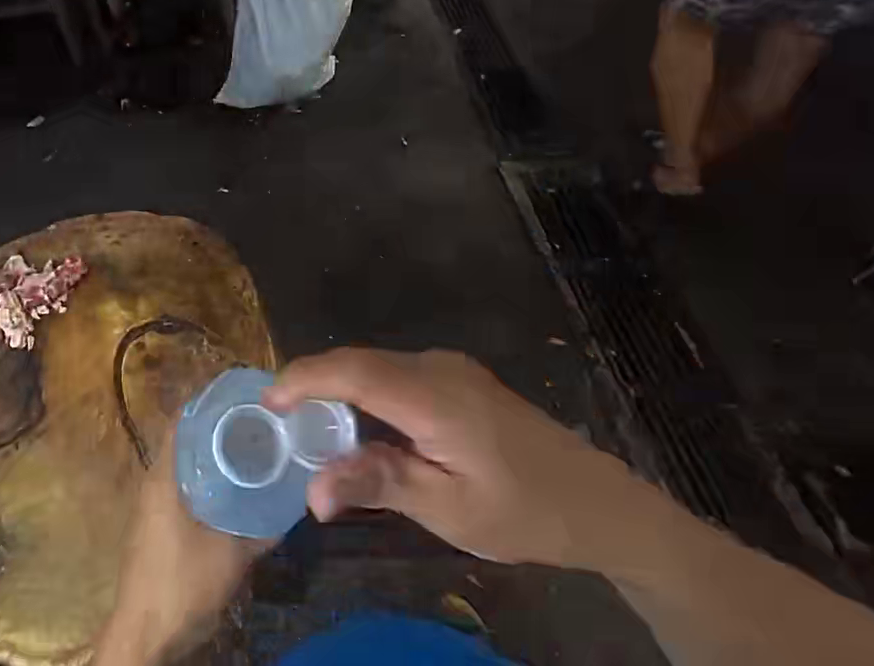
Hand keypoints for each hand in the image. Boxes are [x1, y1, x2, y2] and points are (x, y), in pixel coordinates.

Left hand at [94, 425, 273, 665]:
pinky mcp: (155, 522)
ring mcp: (151, 502)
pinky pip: (181, 486)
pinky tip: (231, 490)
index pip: (181, 420)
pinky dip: (204, 480)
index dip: (208, 404)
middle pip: (184, 440)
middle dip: (216, 430)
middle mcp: (153, 480)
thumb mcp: (231, 556)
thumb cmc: (182, 583)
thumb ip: (261, 530)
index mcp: (163, 475)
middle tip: (254, 424)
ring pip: (183, 464)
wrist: (144, 631)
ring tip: (249, 450)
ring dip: (210, 456)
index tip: (240, 399)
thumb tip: (292, 503)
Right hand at [262, 348, 666, 568]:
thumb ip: (378, 484)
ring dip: (336, 386)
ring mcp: (448, 366)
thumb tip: (311, 492)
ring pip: (372, 363)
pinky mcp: (455, 375)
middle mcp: (436, 367)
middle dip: (312, 383)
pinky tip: (361, 422)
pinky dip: (362, 388)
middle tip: (282, 420)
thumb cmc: (527, 513)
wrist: (605, 504)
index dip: (303, 378)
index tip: (268, 403)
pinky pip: (392, 370)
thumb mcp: (451, 511)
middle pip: (356, 361)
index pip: (350, 370)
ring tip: (311, 424)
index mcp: (433, 398)